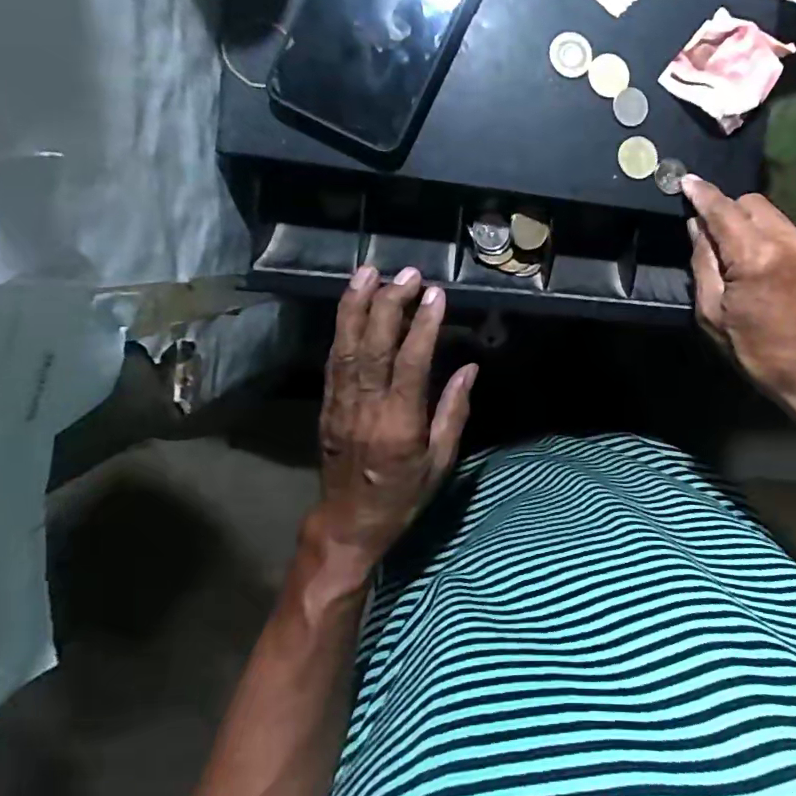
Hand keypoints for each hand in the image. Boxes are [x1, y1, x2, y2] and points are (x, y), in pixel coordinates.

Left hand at [309, 266, 477, 576]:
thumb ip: (453, 412)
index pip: (411, 364)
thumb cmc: (402, 495)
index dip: (423, 326)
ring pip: (346, 346)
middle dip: (389, 304)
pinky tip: (351, 304)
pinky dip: (342, 327)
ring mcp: (341, 404)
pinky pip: (334, 360)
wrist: (348, 522)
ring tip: (369, 272)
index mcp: (399, 424)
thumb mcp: (440, 462)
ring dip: (356, 305)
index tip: (435, 294)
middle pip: (374, 346)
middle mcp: (366, 407)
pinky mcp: (327, 404)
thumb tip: (469, 368)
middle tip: (407, 273)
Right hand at [682, 176, 795, 419]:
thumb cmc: (760, 352)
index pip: (722, 209)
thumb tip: (697, 226)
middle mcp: (790, 240)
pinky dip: (776, 241)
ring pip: (773, 215)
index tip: (685, 181)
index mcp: (756, 257)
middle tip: (717, 239)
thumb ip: (703, 263)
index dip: (701, 193)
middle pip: (750, 202)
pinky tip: (774, 271)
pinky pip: (793, 233)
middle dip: (729, 212)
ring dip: (753, 227)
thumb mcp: (713, 314)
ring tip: (747, 259)